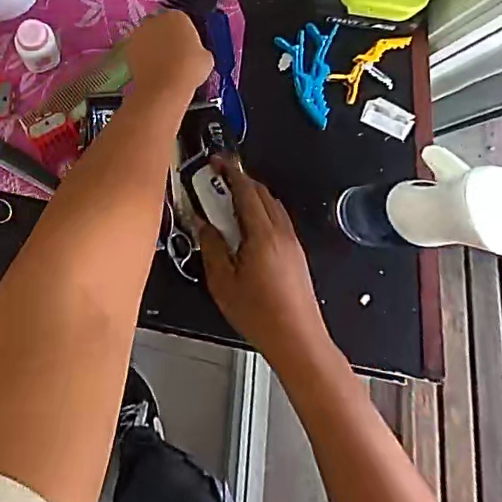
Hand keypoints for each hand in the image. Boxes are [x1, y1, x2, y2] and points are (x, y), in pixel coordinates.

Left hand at [124, 10, 211, 101]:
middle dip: (166, 35)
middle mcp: (156, 19)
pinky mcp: (128, 46)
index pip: (182, 20)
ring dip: (152, 44)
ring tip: (160, 62)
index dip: (184, 34)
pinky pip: (139, 48)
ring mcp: (139, 32)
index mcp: (178, 16)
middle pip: (162, 25)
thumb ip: (198, 49)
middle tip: (173, 53)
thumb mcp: (206, 57)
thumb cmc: (190, 69)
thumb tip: (195, 53)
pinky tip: (150, 67)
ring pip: (148, 35)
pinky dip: (142, 55)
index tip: (187, 46)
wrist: (164, 87)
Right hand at [198, 156, 330, 361]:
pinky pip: (276, 219)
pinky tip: (245, 226)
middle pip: (261, 192)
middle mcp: (281, 232)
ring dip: (250, 195)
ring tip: (226, 202)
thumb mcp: (222, 281)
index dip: (229, 171)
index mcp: (262, 234)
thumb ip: (211, 246)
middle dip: (239, 180)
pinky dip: (259, 211)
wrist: (298, 340)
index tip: (215, 161)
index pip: (246, 190)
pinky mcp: (296, 254)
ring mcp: (292, 242)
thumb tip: (203, 225)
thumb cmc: (260, 314)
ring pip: (271, 205)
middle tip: (216, 179)